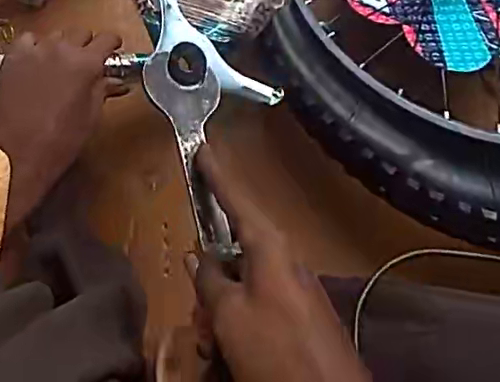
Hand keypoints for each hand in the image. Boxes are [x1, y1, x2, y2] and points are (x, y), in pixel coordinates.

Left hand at [0, 29, 122, 227]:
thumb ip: (102, 90)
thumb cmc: (59, 141)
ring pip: (55, 35)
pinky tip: (35, 62)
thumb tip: (115, 81)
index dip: (112, 43)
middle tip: (86, 62)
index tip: (113, 48)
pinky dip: (34, 47)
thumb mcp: (89, 117)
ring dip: (61, 46)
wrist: (17, 151)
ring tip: (59, 65)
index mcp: (85, 63)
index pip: (106, 39)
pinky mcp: (13, 55)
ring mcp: (35, 50)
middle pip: (80, 32)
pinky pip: (28, 40)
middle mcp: (61, 49)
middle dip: (87, 44)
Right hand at [189, 145, 369, 381]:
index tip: (202, 146)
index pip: (234, 197)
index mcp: (268, 245)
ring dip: (220, 306)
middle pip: (232, 249)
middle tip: (197, 307)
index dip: (215, 173)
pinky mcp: (302, 320)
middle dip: (209, 275)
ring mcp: (295, 290)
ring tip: (212, 342)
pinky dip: (239, 323)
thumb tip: (199, 258)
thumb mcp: (229, 314)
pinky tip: (230, 352)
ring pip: (242, 283)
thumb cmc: (279, 350)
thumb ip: (209, 280)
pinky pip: (259, 306)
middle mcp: (284, 260)